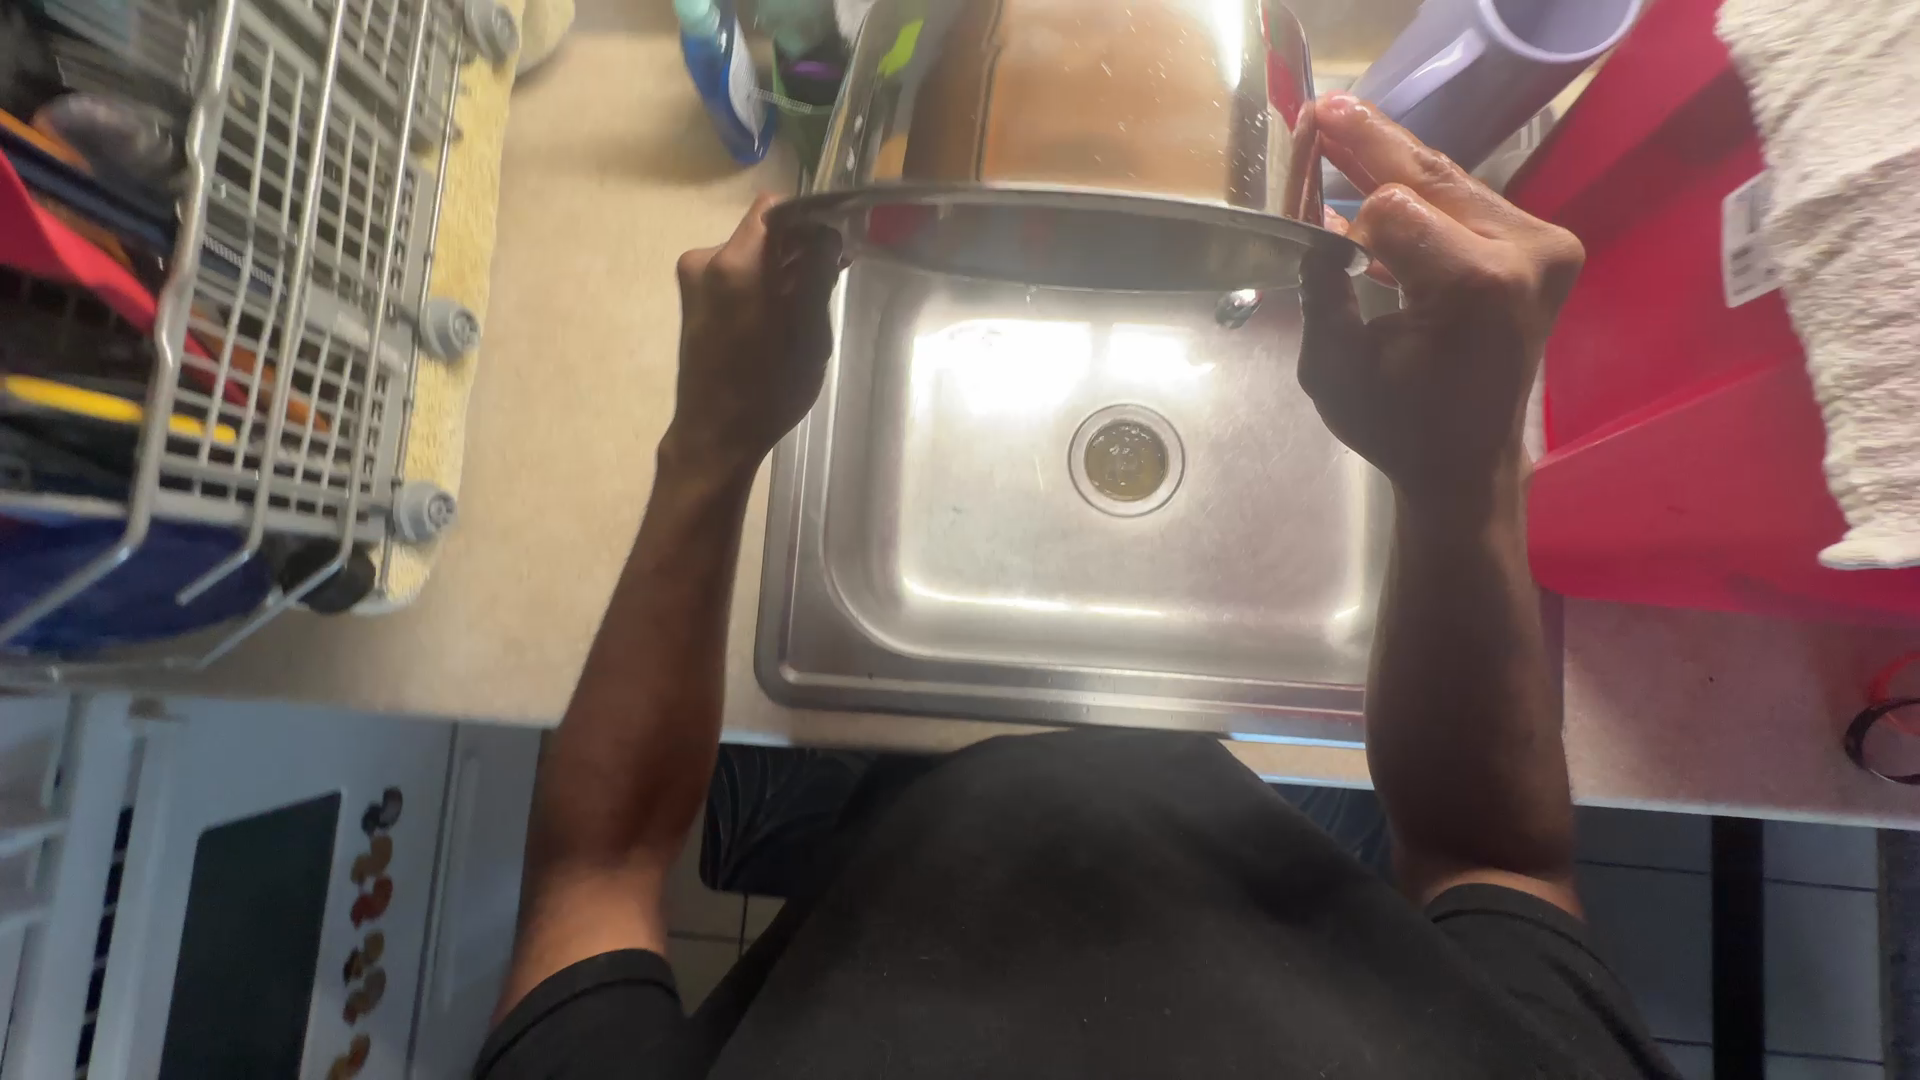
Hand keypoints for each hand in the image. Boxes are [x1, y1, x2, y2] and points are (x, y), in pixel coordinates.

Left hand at [663, 193, 841, 480]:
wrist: (716, 435)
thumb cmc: (768, 390)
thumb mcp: (809, 333)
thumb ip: (817, 276)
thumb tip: (826, 236)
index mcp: (736, 263)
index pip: (777, 210)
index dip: (810, 221)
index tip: (835, 244)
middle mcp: (705, 260)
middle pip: (763, 234)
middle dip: (799, 250)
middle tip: (830, 277)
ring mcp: (694, 281)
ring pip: (751, 257)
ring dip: (781, 271)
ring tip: (806, 306)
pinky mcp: (694, 303)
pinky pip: (736, 278)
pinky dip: (761, 287)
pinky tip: (780, 319)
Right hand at [1298, 93, 1583, 521]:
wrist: (1467, 461)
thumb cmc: (1394, 427)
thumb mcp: (1332, 368)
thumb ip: (1322, 292)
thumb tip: (1319, 224)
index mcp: (1472, 287)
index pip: (1393, 210)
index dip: (1342, 201)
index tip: (1305, 192)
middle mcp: (1524, 253)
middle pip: (1431, 177)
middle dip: (1370, 143)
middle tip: (1324, 107)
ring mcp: (1545, 248)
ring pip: (1453, 183)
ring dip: (1393, 161)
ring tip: (1343, 126)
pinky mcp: (1546, 250)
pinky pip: (1471, 206)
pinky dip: (1421, 195)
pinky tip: (1381, 181)